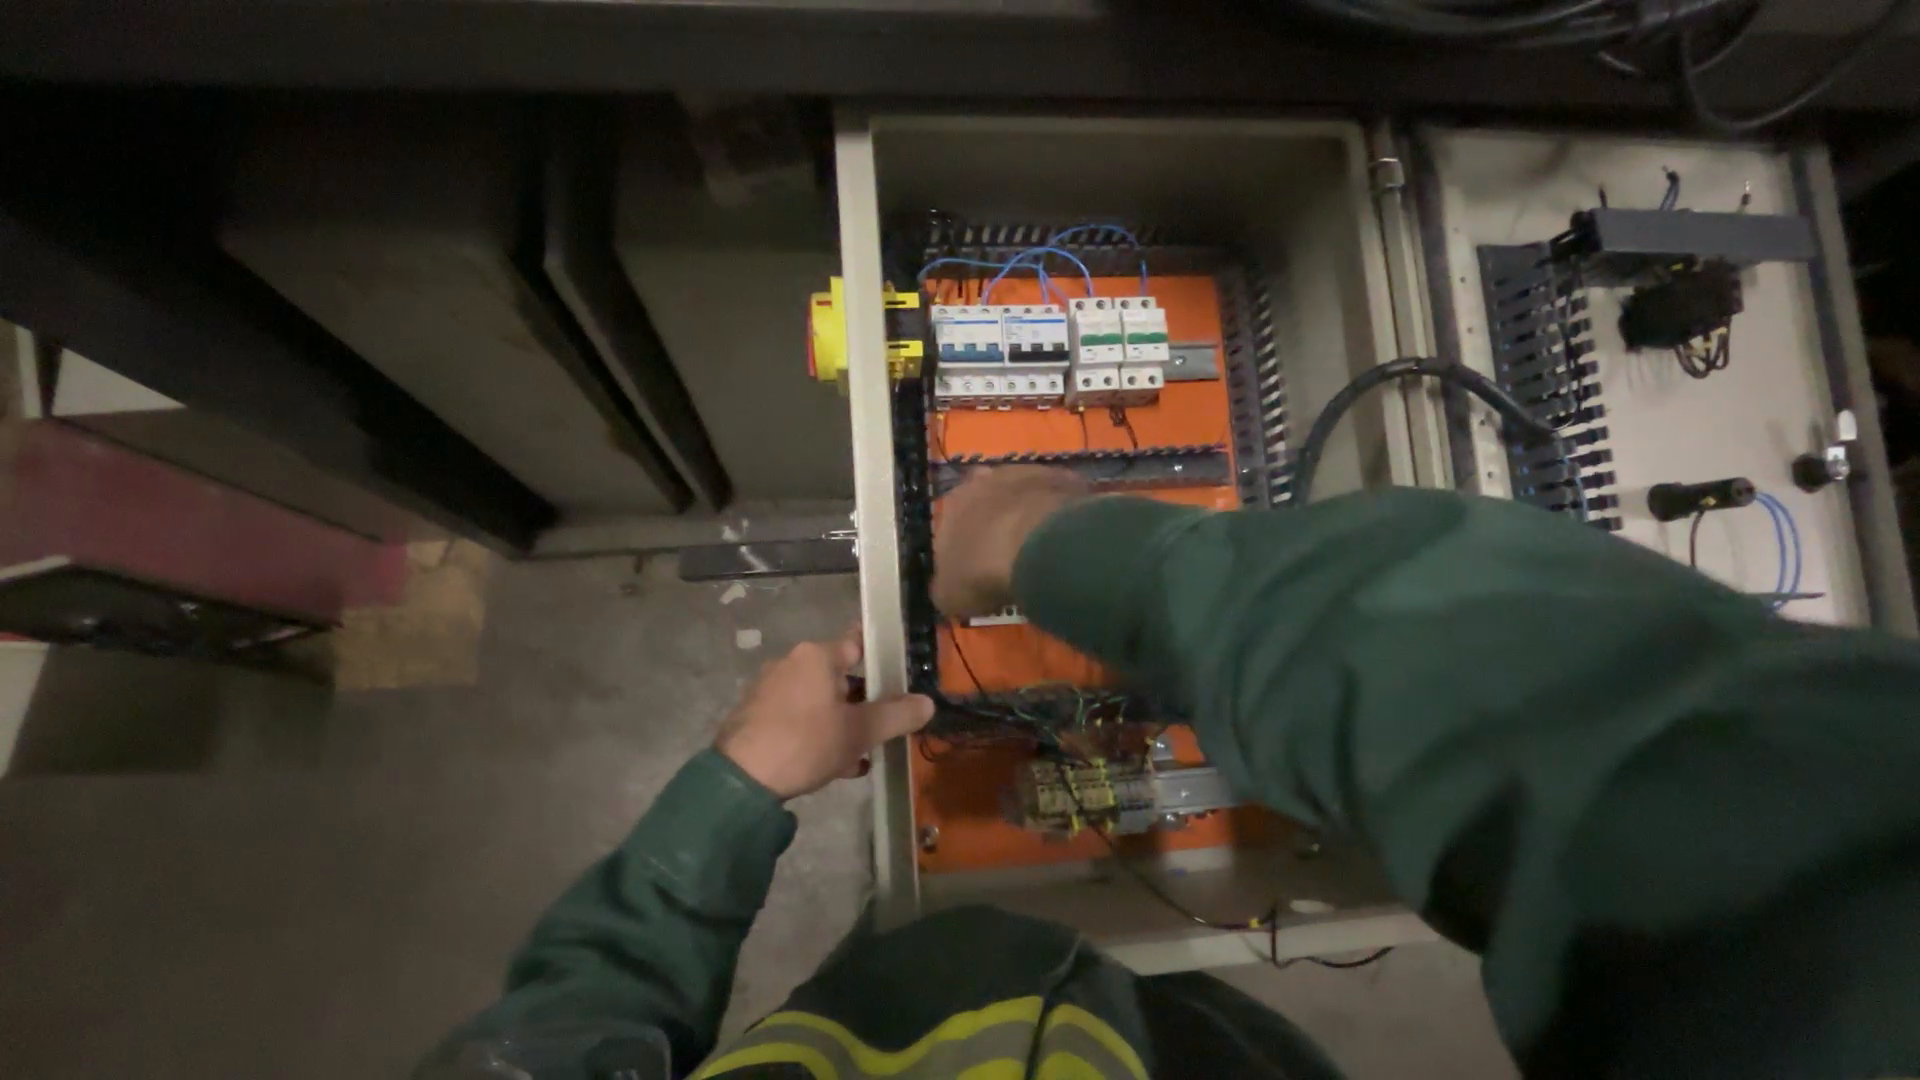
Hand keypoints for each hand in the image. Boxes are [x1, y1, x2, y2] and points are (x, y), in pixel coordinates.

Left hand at [715, 626, 933, 800]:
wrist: (741, 780)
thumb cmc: (806, 743)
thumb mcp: (861, 732)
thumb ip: (898, 715)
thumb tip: (928, 704)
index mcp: (816, 656)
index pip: (856, 643)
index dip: (880, 657)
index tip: (897, 673)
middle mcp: (790, 663)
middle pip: (838, 677)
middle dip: (861, 703)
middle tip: (879, 729)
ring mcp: (768, 689)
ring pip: (818, 702)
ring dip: (840, 724)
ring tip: (857, 757)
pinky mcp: (754, 715)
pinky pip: (796, 718)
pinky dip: (815, 734)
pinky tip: (829, 765)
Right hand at [932, 466, 1089, 616]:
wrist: (1038, 544)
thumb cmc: (983, 571)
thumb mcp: (950, 594)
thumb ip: (947, 586)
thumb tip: (949, 588)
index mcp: (952, 504)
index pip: (952, 523)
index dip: (964, 547)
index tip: (976, 570)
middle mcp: (985, 479)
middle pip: (988, 503)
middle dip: (996, 524)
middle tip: (1009, 557)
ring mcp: (1027, 474)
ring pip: (1023, 495)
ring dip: (1028, 516)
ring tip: (1041, 549)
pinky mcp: (1064, 477)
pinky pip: (1058, 499)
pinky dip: (1060, 517)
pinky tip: (1067, 540)